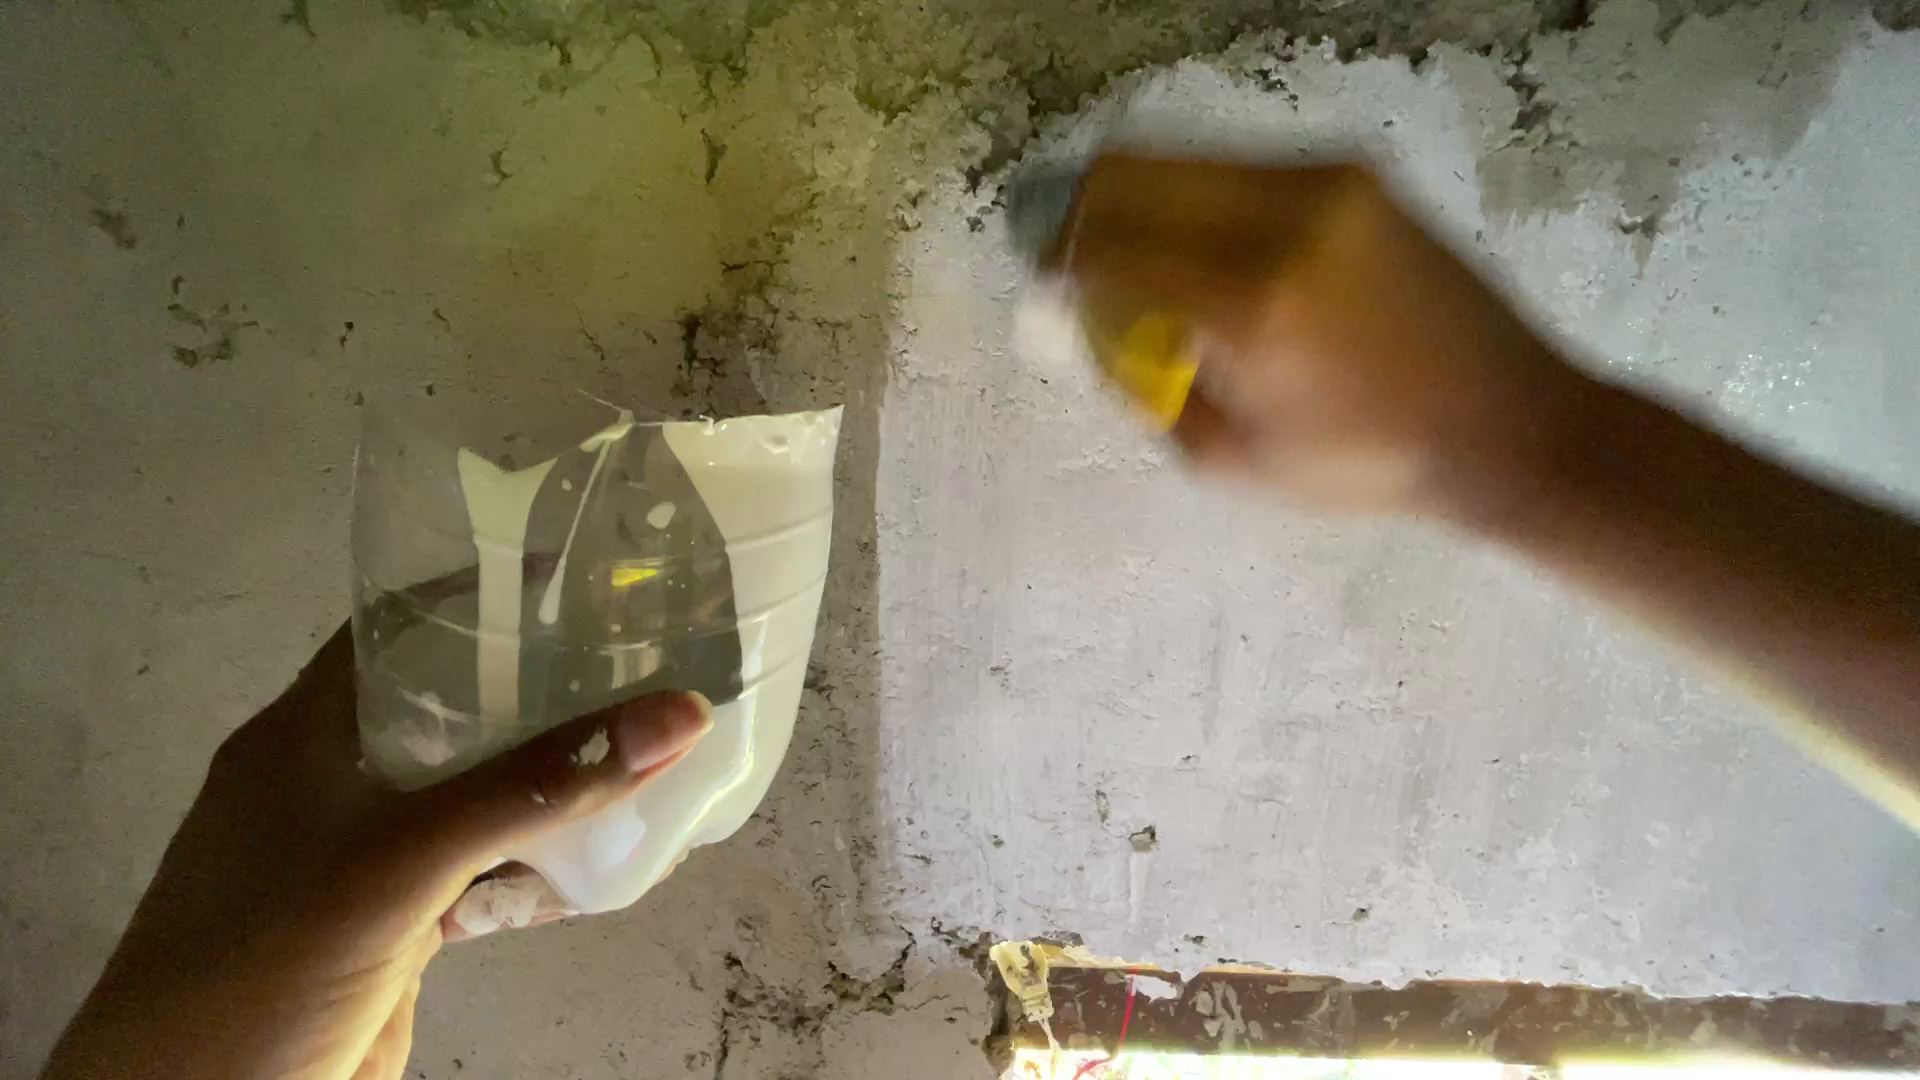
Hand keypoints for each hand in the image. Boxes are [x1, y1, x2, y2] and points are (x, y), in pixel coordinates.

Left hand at [42, 621, 711, 1079]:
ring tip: (656, 740)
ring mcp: (383, 849)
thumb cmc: (264, 968)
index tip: (585, 583)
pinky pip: (505, 859)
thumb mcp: (403, 859)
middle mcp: (350, 777)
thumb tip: (684, 711)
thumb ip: (539, 785)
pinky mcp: (412, 909)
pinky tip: (624, 849)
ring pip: (495, 786)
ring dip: (569, 776)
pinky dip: (561, 855)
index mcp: (315, 732)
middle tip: (646, 657)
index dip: (493, 595)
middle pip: (470, 705)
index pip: (408, 628)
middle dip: (556, 685)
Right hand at [1059, 153, 1584, 514]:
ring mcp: (1326, 180)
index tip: (1044, 293)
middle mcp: (1285, 214)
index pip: (1110, 251)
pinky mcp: (1355, 174)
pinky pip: (1233, 172)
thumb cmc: (1362, 464)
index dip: (1058, 269)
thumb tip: (1099, 328)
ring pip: (1180, 163)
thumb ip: (1147, 389)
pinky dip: (1192, 208)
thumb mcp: (1228, 460)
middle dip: (1084, 222)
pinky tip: (1201, 259)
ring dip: (1137, 211)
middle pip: (1132, 175)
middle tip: (1074, 270)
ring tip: (1136, 270)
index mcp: (1250, 301)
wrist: (1508, 423)